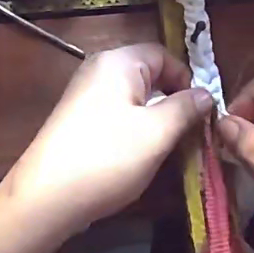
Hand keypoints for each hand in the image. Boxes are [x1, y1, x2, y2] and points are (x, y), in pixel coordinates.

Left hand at [0, 44, 212, 245]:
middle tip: (190, 135)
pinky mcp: (78, 121)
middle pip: (149, 76)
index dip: (187, 80)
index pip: (164, 55)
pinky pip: (117, 116)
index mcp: (118, 62)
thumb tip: (206, 93)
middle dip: (173, 102)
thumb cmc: (107, 157)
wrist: (47, 197)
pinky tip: (138, 158)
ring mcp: (85, 96)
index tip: (202, 113)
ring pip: (134, 99)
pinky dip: (134, 131)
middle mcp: (99, 70)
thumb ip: (186, 108)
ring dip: (155, 121)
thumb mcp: (157, 132)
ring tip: (167, 150)